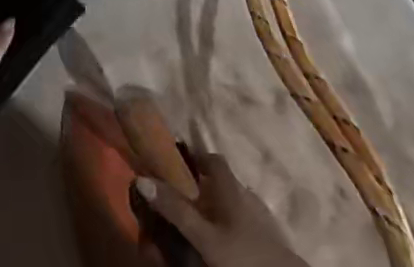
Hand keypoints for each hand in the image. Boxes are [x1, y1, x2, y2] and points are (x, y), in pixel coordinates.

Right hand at [133, 153, 310, 266]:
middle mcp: (248, 196)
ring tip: (198, 223)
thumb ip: (175, 209)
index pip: (213, 159)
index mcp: (232, 188)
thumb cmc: (245, 256)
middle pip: (223, 183)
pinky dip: (231, 228)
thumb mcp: (204, 236)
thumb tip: (140, 178)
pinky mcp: (272, 243)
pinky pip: (246, 225)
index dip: (195, 156)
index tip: (175, 161)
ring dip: (217, 209)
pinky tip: (222, 242)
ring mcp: (263, 220)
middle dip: (203, 187)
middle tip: (180, 197)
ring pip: (235, 205)